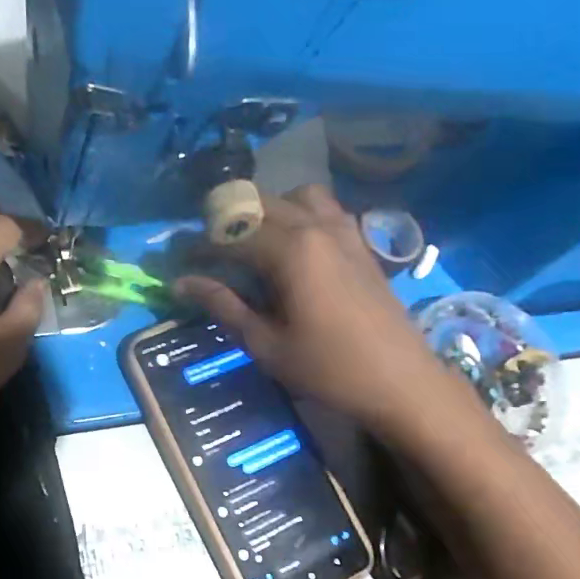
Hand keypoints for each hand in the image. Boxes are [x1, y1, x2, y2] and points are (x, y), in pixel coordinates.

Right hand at [174, 185, 474, 442]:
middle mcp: (316, 226)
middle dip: (227, 222)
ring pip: (296, 197)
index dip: (199, 245)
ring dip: (267, 211)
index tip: (178, 261)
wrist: (401, 381)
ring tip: (254, 244)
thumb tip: (183, 283)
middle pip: (260, 204)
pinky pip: (325, 210)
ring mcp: (345, 230)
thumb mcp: (267, 345)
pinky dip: (301, 215)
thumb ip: (225, 306)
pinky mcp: (362, 242)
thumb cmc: (330, 369)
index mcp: (290, 250)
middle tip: (209, 254)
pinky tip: (295, 248)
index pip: (230, 232)